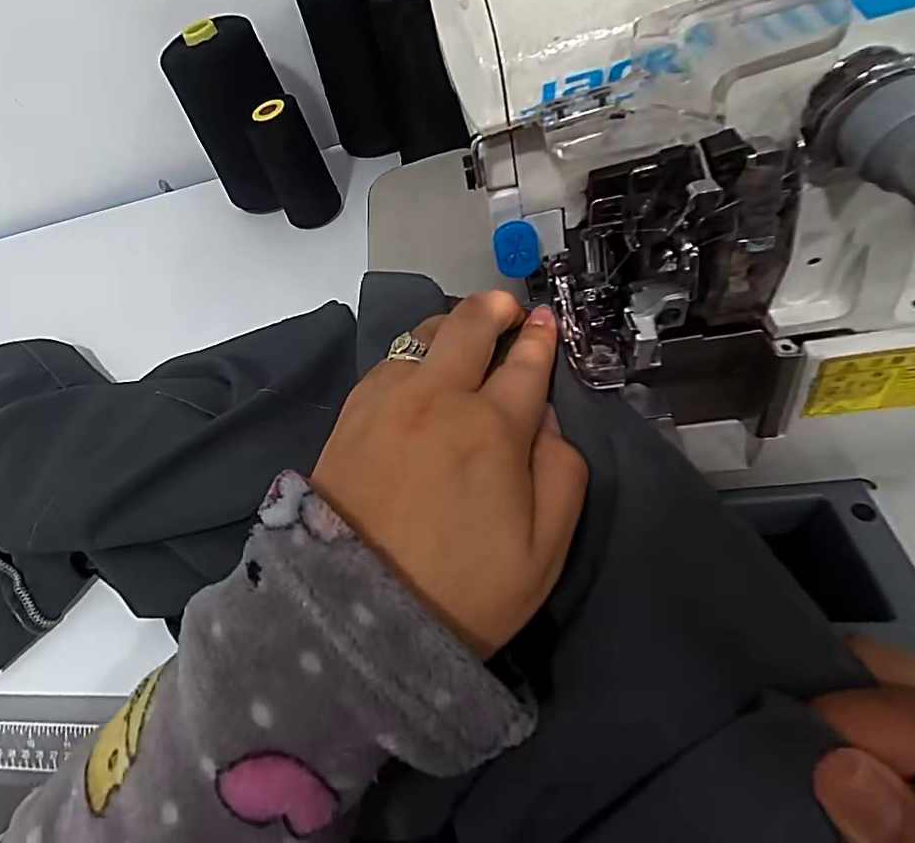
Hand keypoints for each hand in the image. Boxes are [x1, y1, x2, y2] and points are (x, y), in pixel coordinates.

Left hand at [310, 291, 588, 657]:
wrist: (357, 608)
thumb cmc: (460, 588)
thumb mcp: (543, 549)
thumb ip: (561, 472)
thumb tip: (546, 418)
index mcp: (491, 428)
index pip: (524, 364)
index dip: (540, 338)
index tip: (546, 320)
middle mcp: (437, 397)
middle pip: (468, 326)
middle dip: (494, 307)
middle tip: (507, 307)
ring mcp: (388, 398)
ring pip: (423, 336)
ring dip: (451, 326)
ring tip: (464, 334)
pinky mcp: (353, 410)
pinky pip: (390, 361)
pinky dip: (413, 354)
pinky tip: (420, 371)